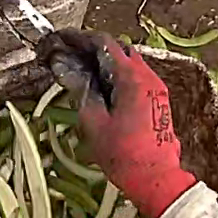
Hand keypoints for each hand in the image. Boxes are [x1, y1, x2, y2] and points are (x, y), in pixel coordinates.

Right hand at [34, 30, 198, 217]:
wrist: (156, 179)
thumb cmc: (122, 153)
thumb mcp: (93, 121)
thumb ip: (80, 89)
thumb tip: (65, 67)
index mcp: (132, 79)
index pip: (104, 44)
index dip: (79, 38)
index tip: (60, 40)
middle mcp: (148, 77)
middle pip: (117, 48)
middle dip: (91, 47)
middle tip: (66, 53)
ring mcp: (155, 87)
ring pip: (127, 61)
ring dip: (103, 60)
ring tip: (78, 67)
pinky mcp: (156, 98)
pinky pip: (134, 75)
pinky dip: (114, 72)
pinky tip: (97, 82)